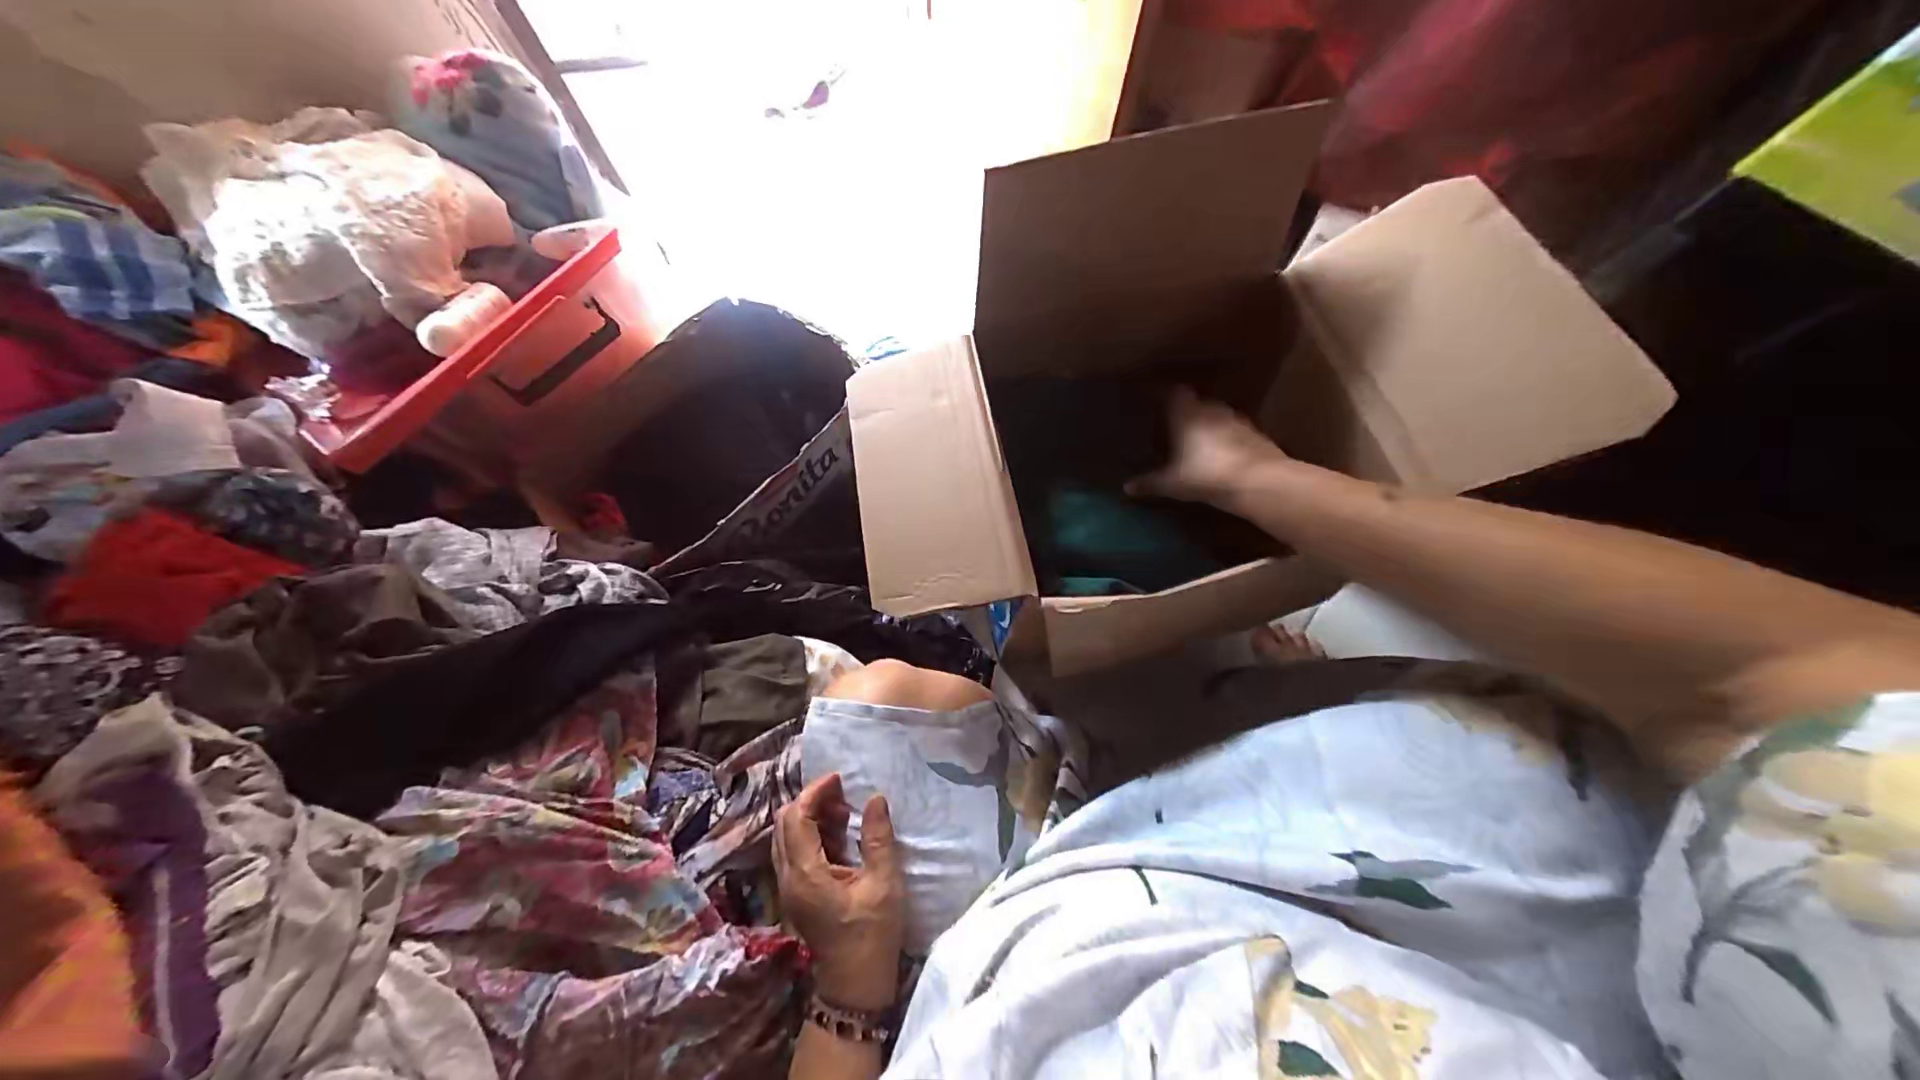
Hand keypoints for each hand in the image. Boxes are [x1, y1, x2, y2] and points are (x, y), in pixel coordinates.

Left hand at [774, 773, 904, 1009]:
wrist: (855, 987)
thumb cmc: (872, 936)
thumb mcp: (884, 884)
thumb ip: (878, 838)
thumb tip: (875, 798)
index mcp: (805, 874)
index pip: (796, 818)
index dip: (815, 792)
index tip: (839, 779)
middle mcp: (788, 878)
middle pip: (785, 824)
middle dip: (812, 801)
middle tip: (844, 795)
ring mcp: (789, 887)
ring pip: (788, 837)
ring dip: (812, 817)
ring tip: (846, 812)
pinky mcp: (797, 893)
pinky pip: (796, 851)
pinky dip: (813, 834)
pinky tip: (841, 833)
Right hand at [1128, 387, 1286, 505]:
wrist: (1259, 482)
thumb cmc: (1206, 476)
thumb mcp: (1172, 484)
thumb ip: (1150, 483)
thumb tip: (1126, 487)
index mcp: (1188, 415)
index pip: (1175, 393)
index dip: (1167, 394)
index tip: (1158, 399)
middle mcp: (1212, 410)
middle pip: (1197, 403)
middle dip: (1188, 411)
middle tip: (1176, 424)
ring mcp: (1238, 420)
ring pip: (1218, 416)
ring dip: (1210, 424)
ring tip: (1200, 439)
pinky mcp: (1257, 434)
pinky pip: (1236, 431)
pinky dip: (1228, 438)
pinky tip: (1224, 453)